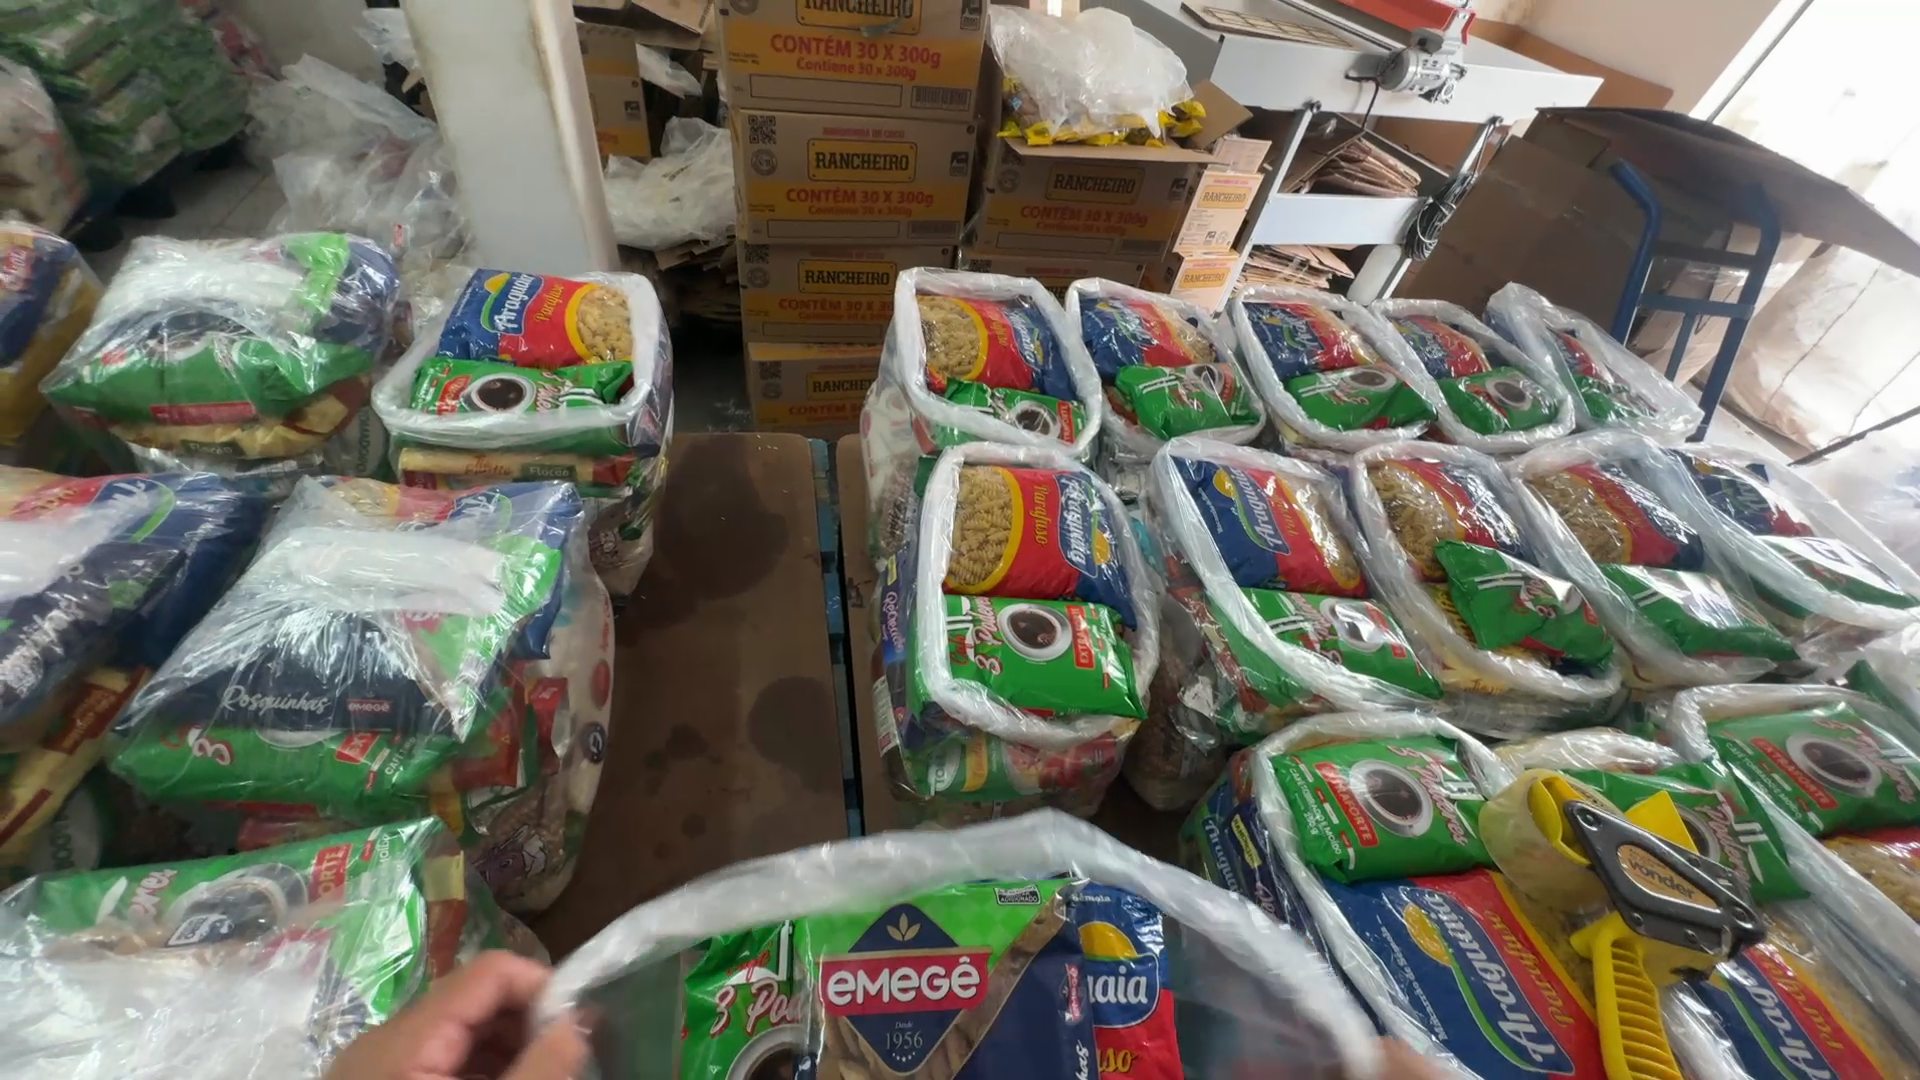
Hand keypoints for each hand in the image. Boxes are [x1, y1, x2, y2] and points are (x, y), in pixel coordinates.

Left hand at [327, 951, 589, 1079]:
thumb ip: (542, 1069)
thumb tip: (584, 1019)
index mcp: (403, 1041)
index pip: (490, 971)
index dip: (541, 987)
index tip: (573, 1026)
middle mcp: (382, 1043)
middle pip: (476, 997)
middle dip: (526, 1023)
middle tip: (558, 1060)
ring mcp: (373, 1071)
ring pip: (461, 1029)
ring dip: (506, 1048)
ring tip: (531, 1079)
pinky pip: (439, 1060)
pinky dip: (477, 1071)